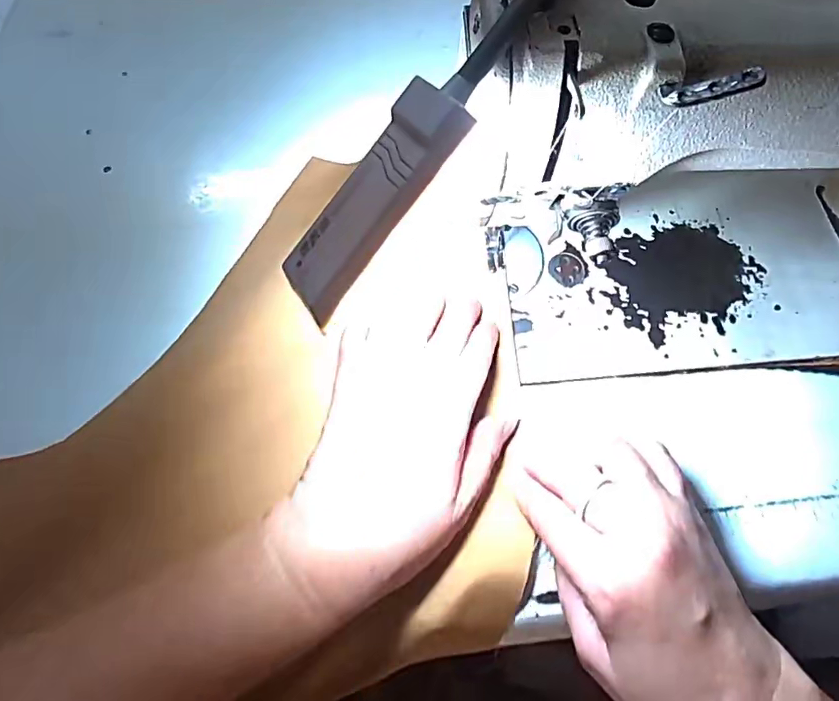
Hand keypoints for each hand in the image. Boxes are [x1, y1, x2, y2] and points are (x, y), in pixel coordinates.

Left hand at [269, 297, 516, 621]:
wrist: (331, 539)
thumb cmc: (398, 529)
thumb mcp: (459, 504)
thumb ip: (486, 454)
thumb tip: (507, 422)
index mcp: (449, 409)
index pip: (476, 353)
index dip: (486, 335)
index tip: (490, 328)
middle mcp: (416, 382)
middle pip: (446, 325)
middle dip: (462, 309)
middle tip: (468, 303)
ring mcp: (378, 377)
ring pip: (405, 319)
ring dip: (422, 304)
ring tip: (433, 299)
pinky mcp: (346, 382)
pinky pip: (358, 335)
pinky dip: (369, 320)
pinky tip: (378, 316)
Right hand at [513, 436, 809, 700]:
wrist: (737, 682)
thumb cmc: (665, 680)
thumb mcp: (595, 650)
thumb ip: (567, 589)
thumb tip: (553, 539)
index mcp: (610, 578)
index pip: (552, 515)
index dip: (526, 492)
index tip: (514, 479)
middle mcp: (640, 533)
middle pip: (577, 475)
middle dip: (545, 463)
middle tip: (530, 459)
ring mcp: (669, 512)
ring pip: (615, 450)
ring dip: (585, 451)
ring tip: (570, 459)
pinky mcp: (689, 505)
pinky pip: (655, 452)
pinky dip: (629, 446)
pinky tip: (614, 455)